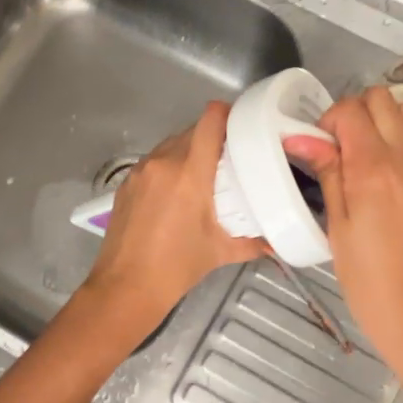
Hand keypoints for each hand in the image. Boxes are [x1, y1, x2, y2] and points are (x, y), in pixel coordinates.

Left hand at [83, 102, 264, 321]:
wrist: (125, 287)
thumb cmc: (176, 268)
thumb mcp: (220, 251)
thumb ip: (253, 242)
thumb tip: (276, 242)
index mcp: (189, 172)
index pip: (210, 120)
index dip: (228, 115)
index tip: (243, 126)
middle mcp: (162, 162)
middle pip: (192, 131)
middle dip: (213, 138)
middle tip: (232, 156)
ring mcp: (140, 171)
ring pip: (171, 145)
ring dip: (190, 152)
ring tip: (207, 173)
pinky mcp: (126, 184)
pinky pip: (154, 162)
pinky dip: (169, 167)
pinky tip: (178, 191)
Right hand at [284, 87, 402, 357]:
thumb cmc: (361, 268)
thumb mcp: (334, 220)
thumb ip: (326, 170)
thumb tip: (301, 137)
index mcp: (372, 166)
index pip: (351, 110)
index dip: (327, 121)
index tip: (315, 148)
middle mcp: (401, 157)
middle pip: (381, 99)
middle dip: (353, 111)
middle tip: (335, 143)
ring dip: (381, 119)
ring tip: (360, 147)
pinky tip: (385, 162)